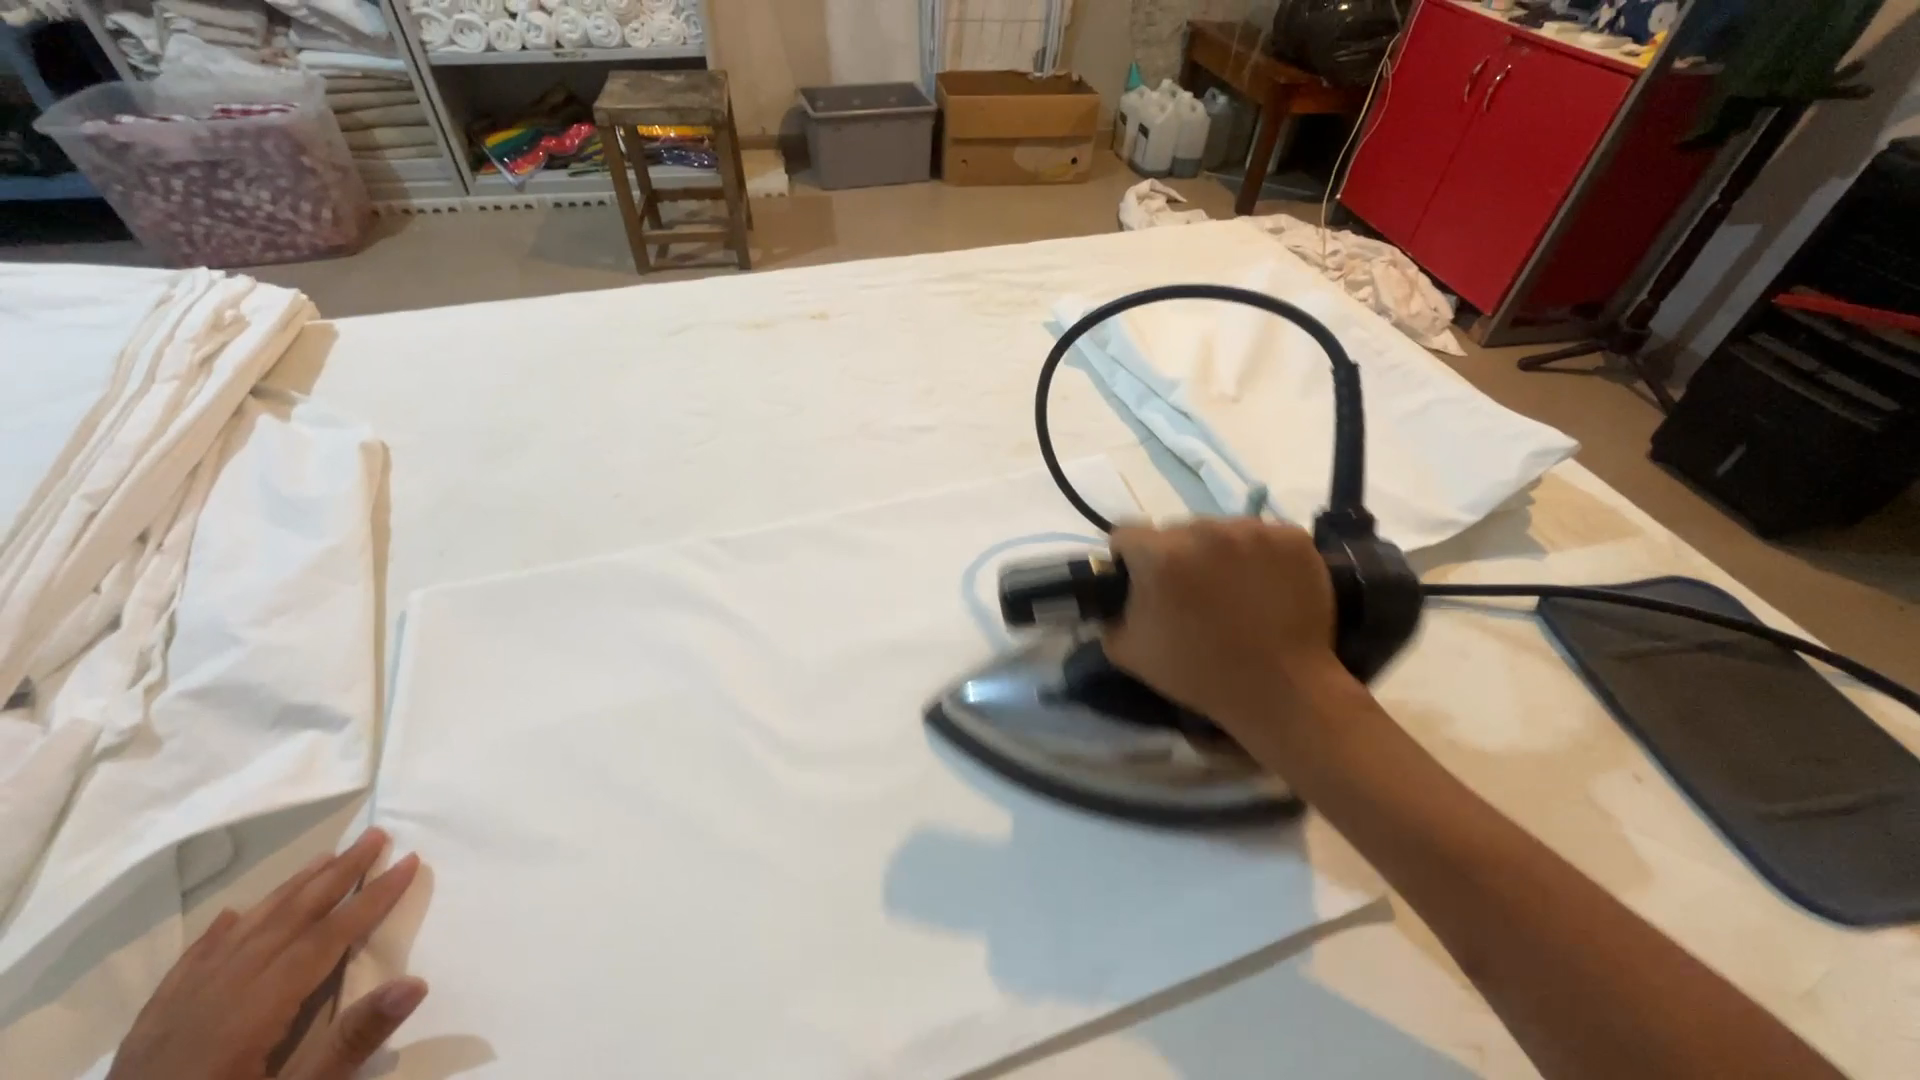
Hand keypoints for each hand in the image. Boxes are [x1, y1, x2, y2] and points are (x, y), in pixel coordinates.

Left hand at [107, 828, 425, 1079]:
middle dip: (336, 876)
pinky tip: (233, 917)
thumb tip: (414, 983)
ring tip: (323, 859)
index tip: (410, 860)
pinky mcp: (150, 1029)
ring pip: (241, 934)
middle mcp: (215, 996)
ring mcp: (176, 1011)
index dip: (372, 898)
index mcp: (254, 1012)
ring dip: (287, 892)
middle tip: (374, 836)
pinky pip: (189, 966)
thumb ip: (352, 1041)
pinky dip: (218, 935)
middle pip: (285, 922)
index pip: (326, 939)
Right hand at [1103, 518, 1353, 731]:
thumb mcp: (1129, 652)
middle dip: (1177, 556)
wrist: (1282, 689)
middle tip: (1192, 593)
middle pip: (1177, 531)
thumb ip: (1110, 615)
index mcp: (1159, 557)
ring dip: (1219, 553)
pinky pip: (1263, 536)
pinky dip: (1260, 556)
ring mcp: (1253, 530)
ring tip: (1233, 591)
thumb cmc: (1200, 673)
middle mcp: (1204, 531)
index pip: (1126, 534)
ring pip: (1222, 530)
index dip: (1128, 558)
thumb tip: (1114, 598)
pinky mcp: (1292, 537)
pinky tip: (1264, 586)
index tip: (1140, 580)